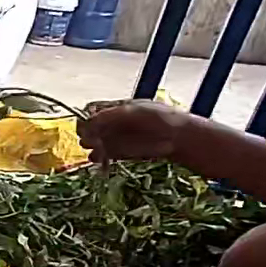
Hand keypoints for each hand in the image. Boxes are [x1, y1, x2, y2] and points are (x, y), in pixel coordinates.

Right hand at [78, 101, 195, 163]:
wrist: (179, 138)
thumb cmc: (159, 118)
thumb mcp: (132, 110)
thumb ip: (107, 115)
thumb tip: (87, 123)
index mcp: (114, 108)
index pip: (90, 110)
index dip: (86, 115)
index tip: (88, 122)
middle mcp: (111, 123)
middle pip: (87, 126)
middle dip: (86, 131)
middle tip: (91, 136)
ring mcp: (113, 138)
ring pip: (90, 141)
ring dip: (90, 144)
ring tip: (97, 146)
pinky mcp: (116, 153)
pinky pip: (99, 155)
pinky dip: (97, 157)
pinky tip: (100, 158)